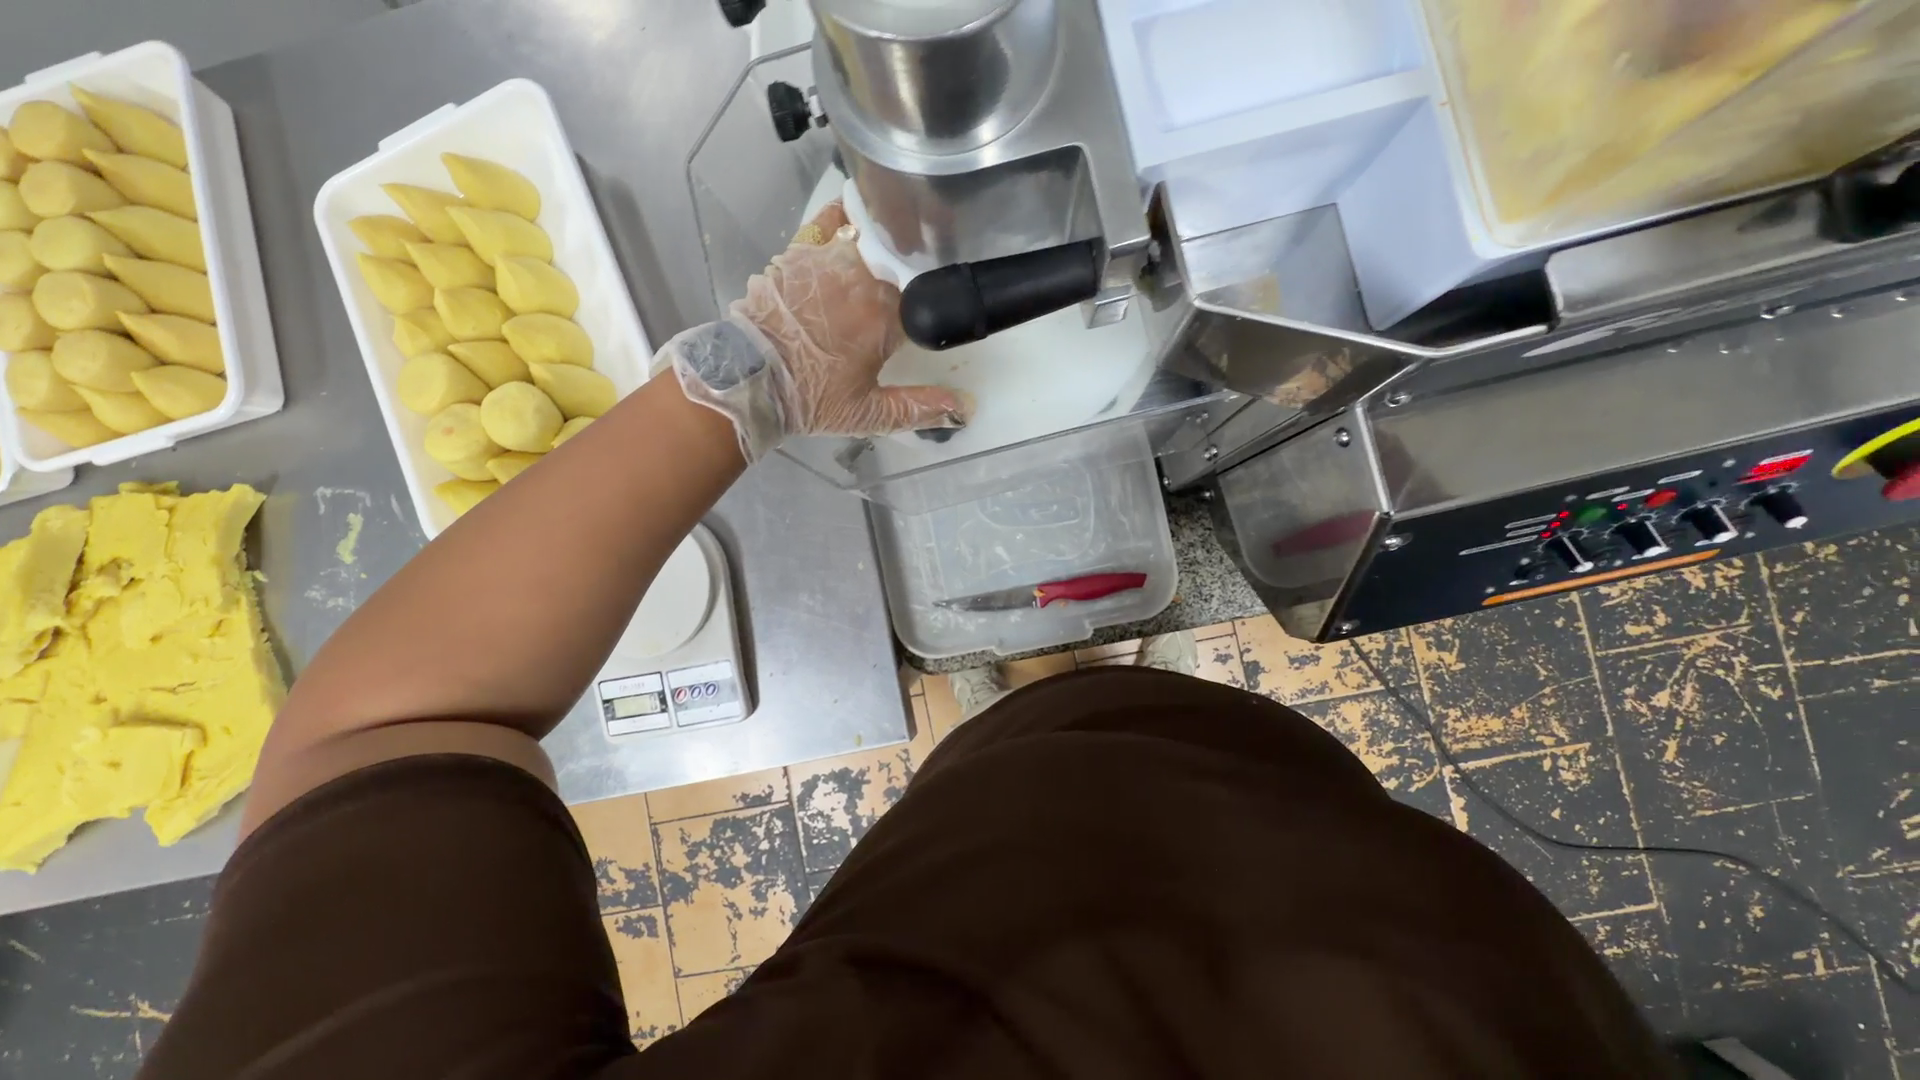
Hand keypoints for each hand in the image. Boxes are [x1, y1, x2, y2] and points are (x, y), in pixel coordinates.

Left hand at [664, 201, 970, 461]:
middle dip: (910, 268)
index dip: (931, 302)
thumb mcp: (869, 413)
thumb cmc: (810, 398)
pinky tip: (855, 220)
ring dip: (885, 242)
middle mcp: (862, 278)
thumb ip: (920, 407)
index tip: (931, 312)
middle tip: (910, 283)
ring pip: (872, 236)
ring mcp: (829, 258)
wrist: (748, 381)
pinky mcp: (800, 250)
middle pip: (901, 260)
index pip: (926, 296)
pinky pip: (831, 220)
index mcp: (887, 317)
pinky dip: (847, 217)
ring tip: (894, 247)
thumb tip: (964, 407)